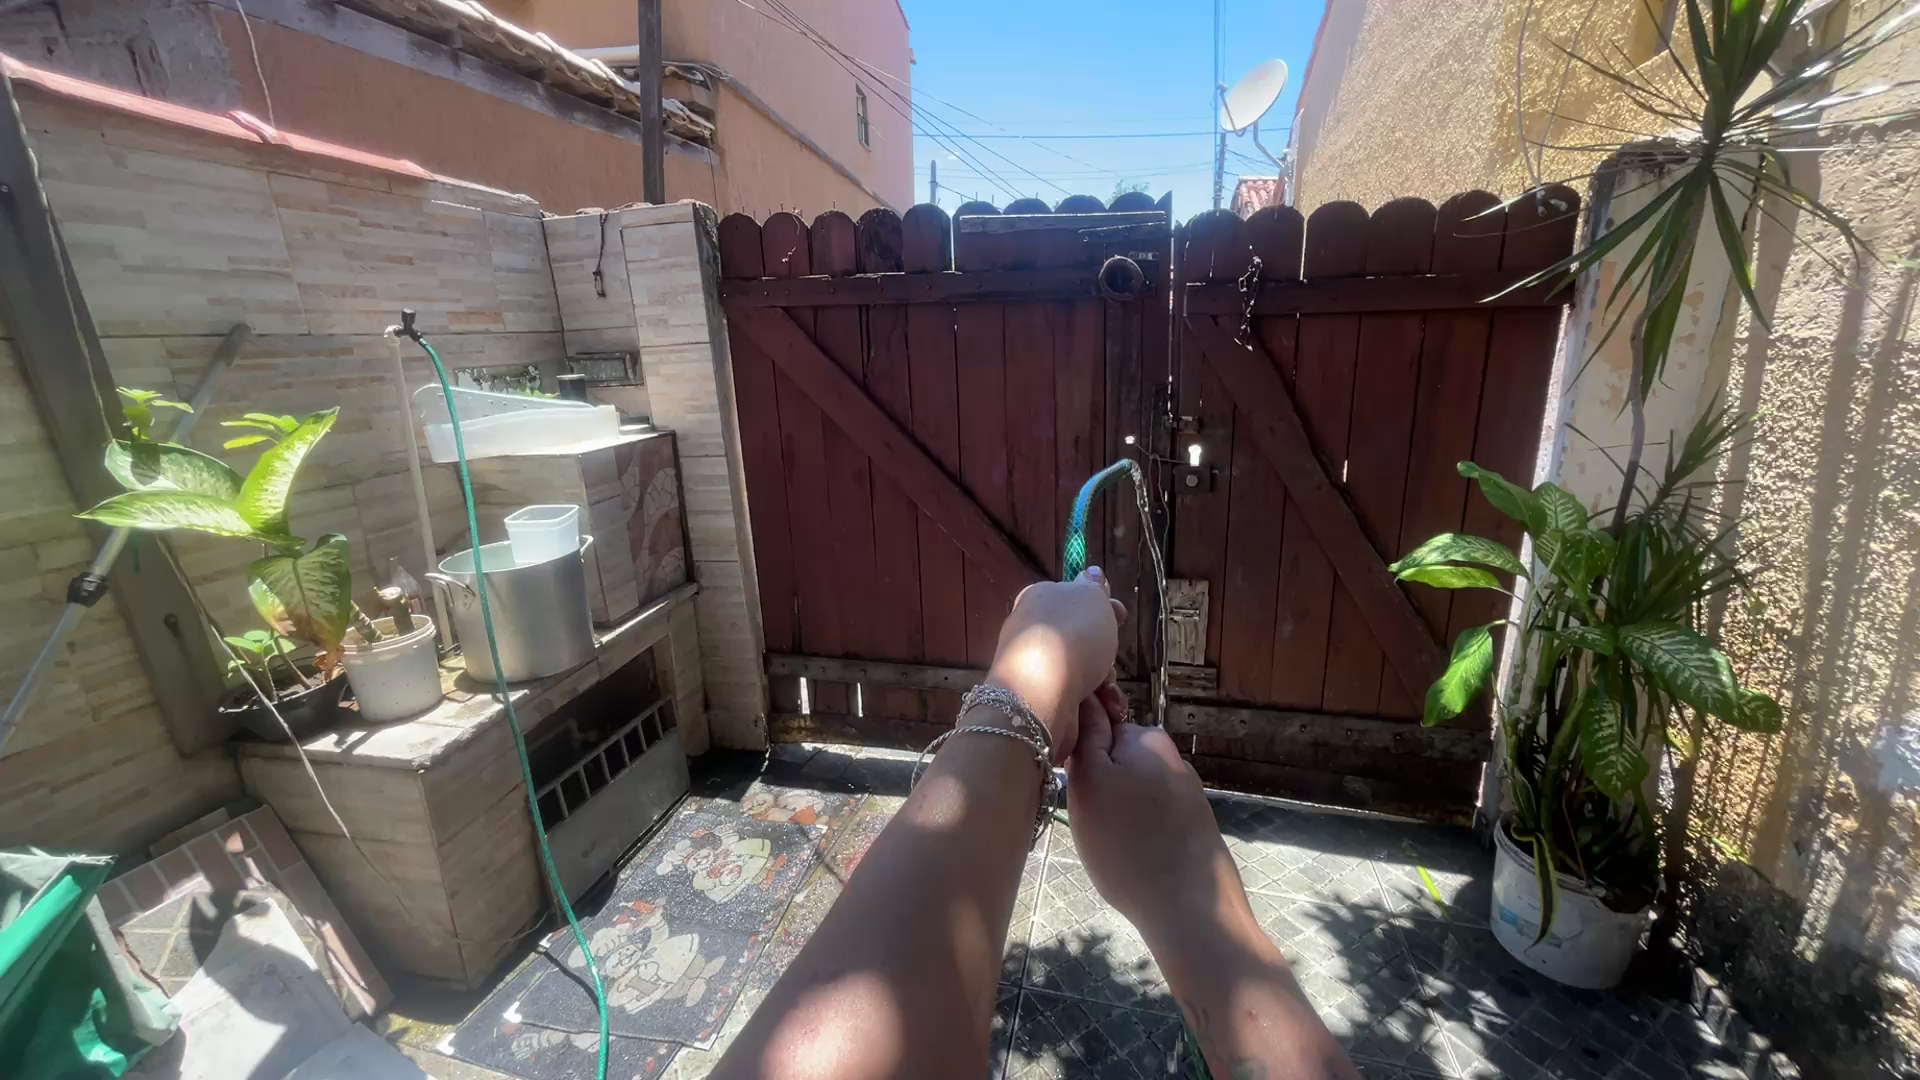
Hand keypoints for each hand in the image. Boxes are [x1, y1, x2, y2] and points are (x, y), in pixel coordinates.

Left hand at [982, 567, 1125, 762]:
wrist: (1040, 693)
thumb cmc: (1071, 635)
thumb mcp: (1090, 597)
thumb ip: (1093, 586)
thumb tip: (1090, 573)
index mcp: (1039, 599)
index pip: (1072, 597)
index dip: (1100, 604)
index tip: (1120, 614)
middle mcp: (1034, 633)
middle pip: (1082, 638)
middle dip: (1105, 650)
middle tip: (1111, 653)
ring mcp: (1037, 669)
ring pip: (1085, 671)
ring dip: (1104, 681)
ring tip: (1105, 687)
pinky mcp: (1042, 701)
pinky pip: (1078, 700)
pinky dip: (1094, 704)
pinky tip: (1099, 707)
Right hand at [1065, 694, 1243, 947]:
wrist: (1191, 911)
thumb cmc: (1126, 842)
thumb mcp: (1089, 781)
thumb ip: (1088, 735)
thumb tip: (1088, 698)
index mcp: (1145, 737)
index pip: (1099, 723)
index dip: (1081, 749)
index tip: (1074, 780)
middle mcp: (1171, 756)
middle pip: (1120, 757)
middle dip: (1103, 779)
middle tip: (1090, 815)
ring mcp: (1188, 792)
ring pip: (1137, 788)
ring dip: (1122, 805)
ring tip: (1113, 843)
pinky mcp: (1197, 825)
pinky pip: (1156, 815)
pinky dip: (1143, 829)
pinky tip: (1138, 856)